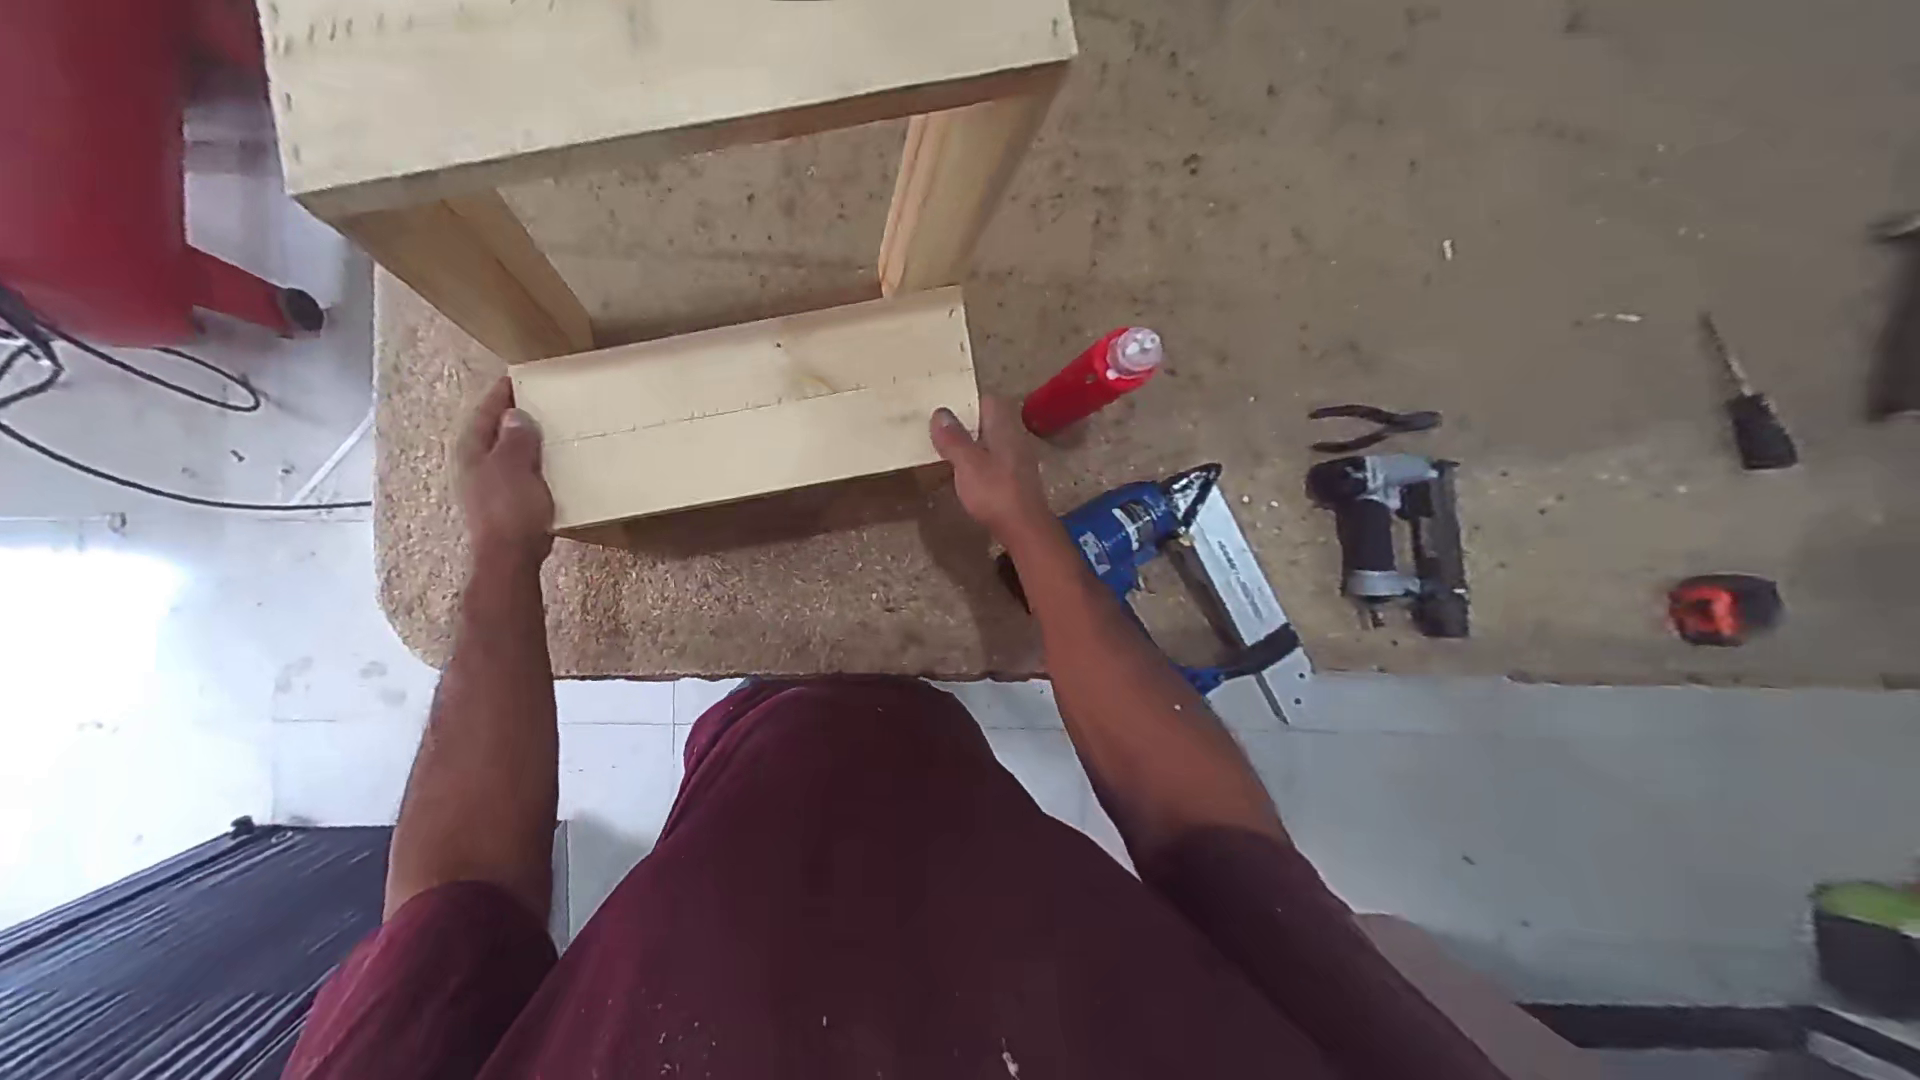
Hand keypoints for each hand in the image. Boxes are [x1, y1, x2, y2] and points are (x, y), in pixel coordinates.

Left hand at [457, 376, 554, 568]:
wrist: (510, 556)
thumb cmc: (510, 509)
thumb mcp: (515, 467)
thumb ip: (516, 439)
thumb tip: (515, 415)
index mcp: (472, 451)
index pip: (486, 412)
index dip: (502, 394)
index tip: (522, 377)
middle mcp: (474, 465)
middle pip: (493, 431)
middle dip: (513, 417)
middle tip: (540, 402)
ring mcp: (488, 485)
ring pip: (506, 452)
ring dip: (525, 441)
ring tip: (550, 431)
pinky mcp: (505, 502)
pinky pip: (519, 471)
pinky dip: (533, 462)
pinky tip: (550, 466)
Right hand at [929, 396, 1052, 542]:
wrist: (1025, 529)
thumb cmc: (995, 492)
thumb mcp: (967, 464)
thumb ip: (953, 438)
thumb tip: (940, 412)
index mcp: (1004, 429)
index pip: (989, 401)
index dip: (968, 399)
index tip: (945, 403)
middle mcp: (1015, 439)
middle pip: (990, 422)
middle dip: (966, 422)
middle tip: (939, 426)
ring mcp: (1018, 461)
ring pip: (992, 442)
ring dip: (972, 444)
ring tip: (946, 449)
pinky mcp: (1017, 481)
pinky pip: (994, 462)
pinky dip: (979, 463)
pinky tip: (965, 474)